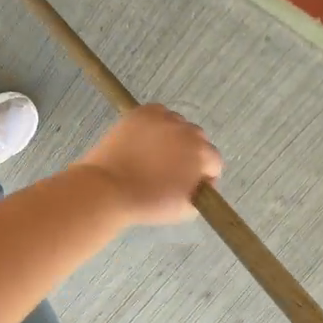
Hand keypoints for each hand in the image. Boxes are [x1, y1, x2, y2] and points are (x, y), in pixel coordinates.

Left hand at [74, 105, 221, 225]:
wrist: (108, 188)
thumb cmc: (148, 203)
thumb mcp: (184, 209)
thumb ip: (199, 194)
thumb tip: (199, 185)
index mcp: (202, 154)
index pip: (213, 161)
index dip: (203, 175)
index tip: (189, 184)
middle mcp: (187, 131)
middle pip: (196, 140)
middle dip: (188, 154)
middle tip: (169, 169)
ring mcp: (163, 119)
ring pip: (177, 124)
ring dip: (171, 137)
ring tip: (153, 153)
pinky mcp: (142, 113)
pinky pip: (157, 113)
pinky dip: (154, 123)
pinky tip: (144, 138)